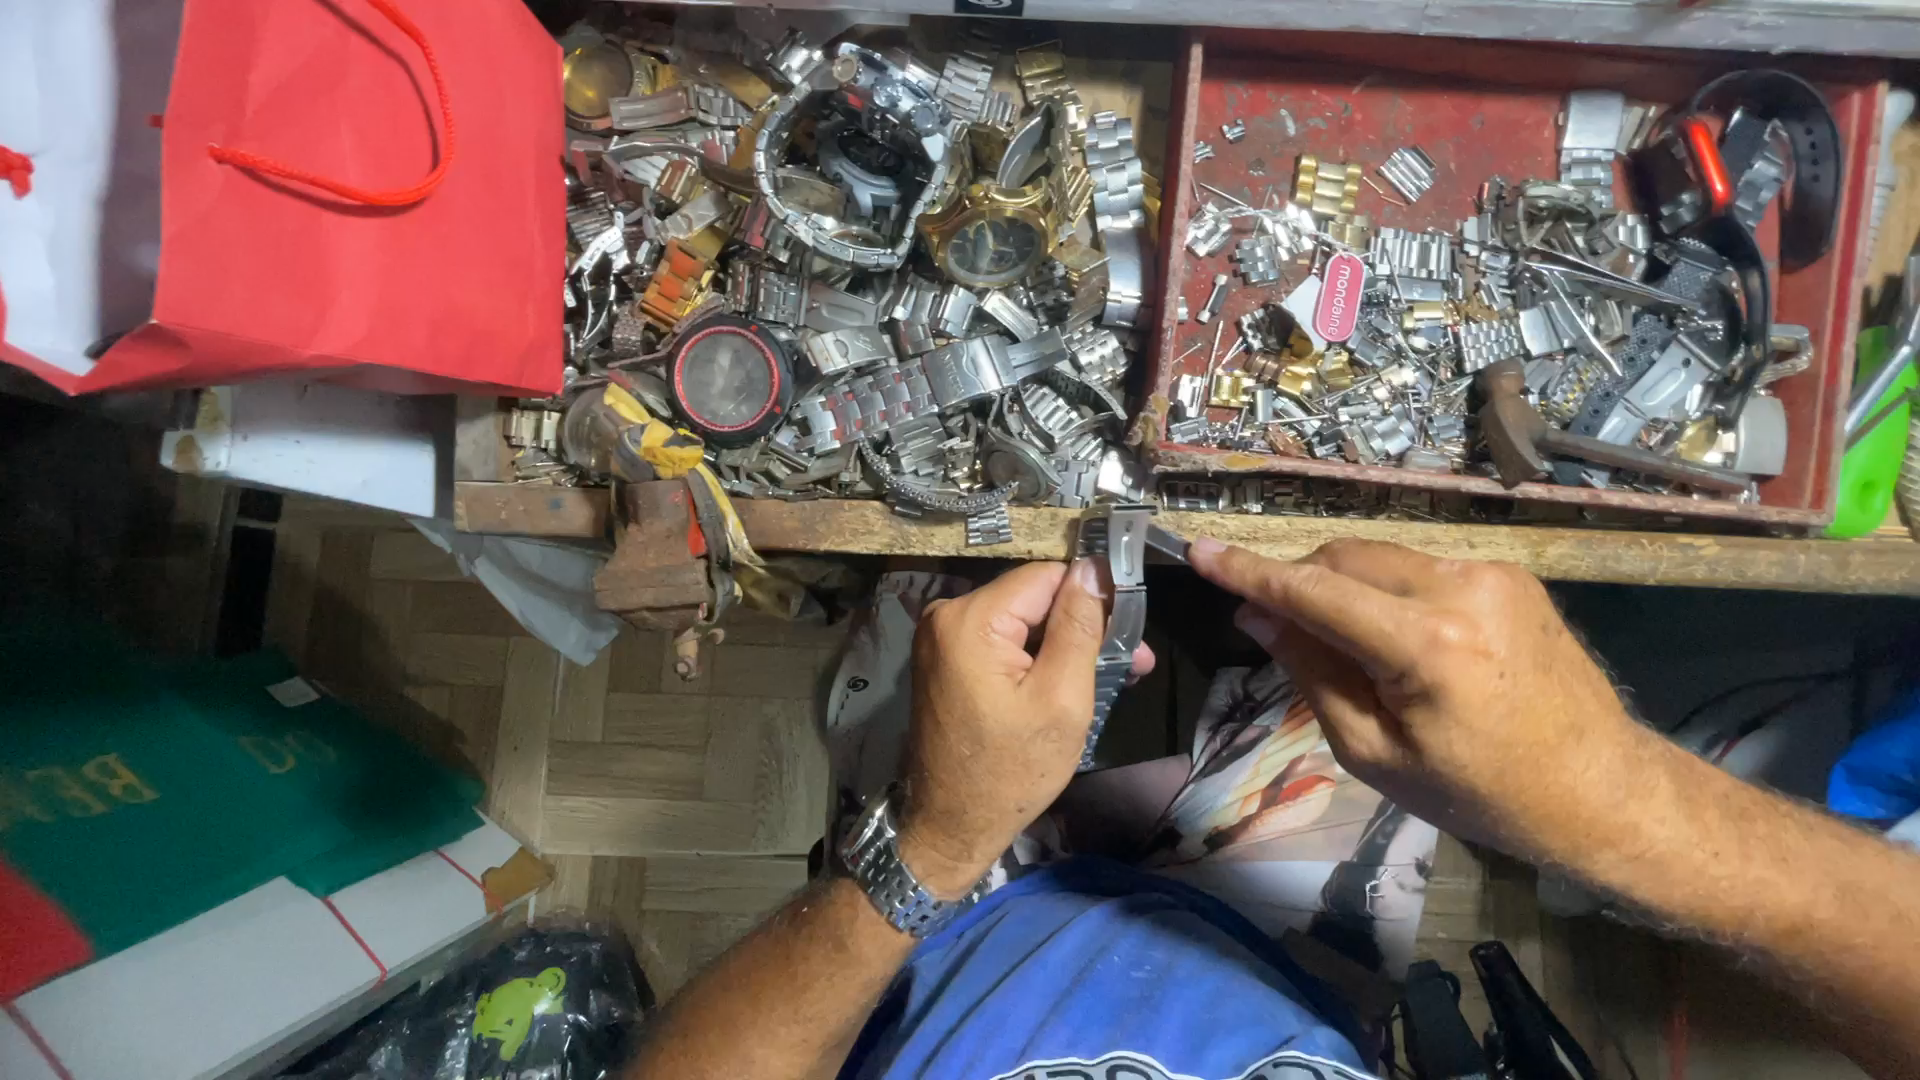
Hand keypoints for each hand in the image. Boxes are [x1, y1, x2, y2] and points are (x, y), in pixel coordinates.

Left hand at [896, 560, 1153, 896]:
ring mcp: (940, 637)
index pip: (1045, 576)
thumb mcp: (1061, 699)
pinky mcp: (945, 658)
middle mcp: (946, 614)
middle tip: (1133, 661)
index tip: (1128, 629)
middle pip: (1032, 598)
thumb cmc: (1011, 771)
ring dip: (1064, 645)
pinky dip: (1035, 657)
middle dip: (1082, 625)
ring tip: (1113, 676)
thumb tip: (1093, 568)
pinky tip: (1071, 682)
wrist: (952, 825)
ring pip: (1021, 620)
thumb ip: (1078, 627)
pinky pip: (1001, 641)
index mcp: (970, 619)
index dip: (1091, 596)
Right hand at [1188, 537, 1645, 858]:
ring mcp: (1490, 574)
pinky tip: (1393, 637)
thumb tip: (1257, 617)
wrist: (1606, 791)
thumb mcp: (1372, 751)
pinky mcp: (1507, 574)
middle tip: (1277, 628)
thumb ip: (1310, 672)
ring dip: (1338, 586)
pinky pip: (1412, 566)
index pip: (1313, 592)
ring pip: (1374, 557)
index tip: (1200, 552)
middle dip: (1297, 582)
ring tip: (1345, 644)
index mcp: (1426, 645)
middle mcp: (1460, 589)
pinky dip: (1379, 590)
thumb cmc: (1478, 792)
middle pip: (1341, 558)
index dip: (1248, 572)